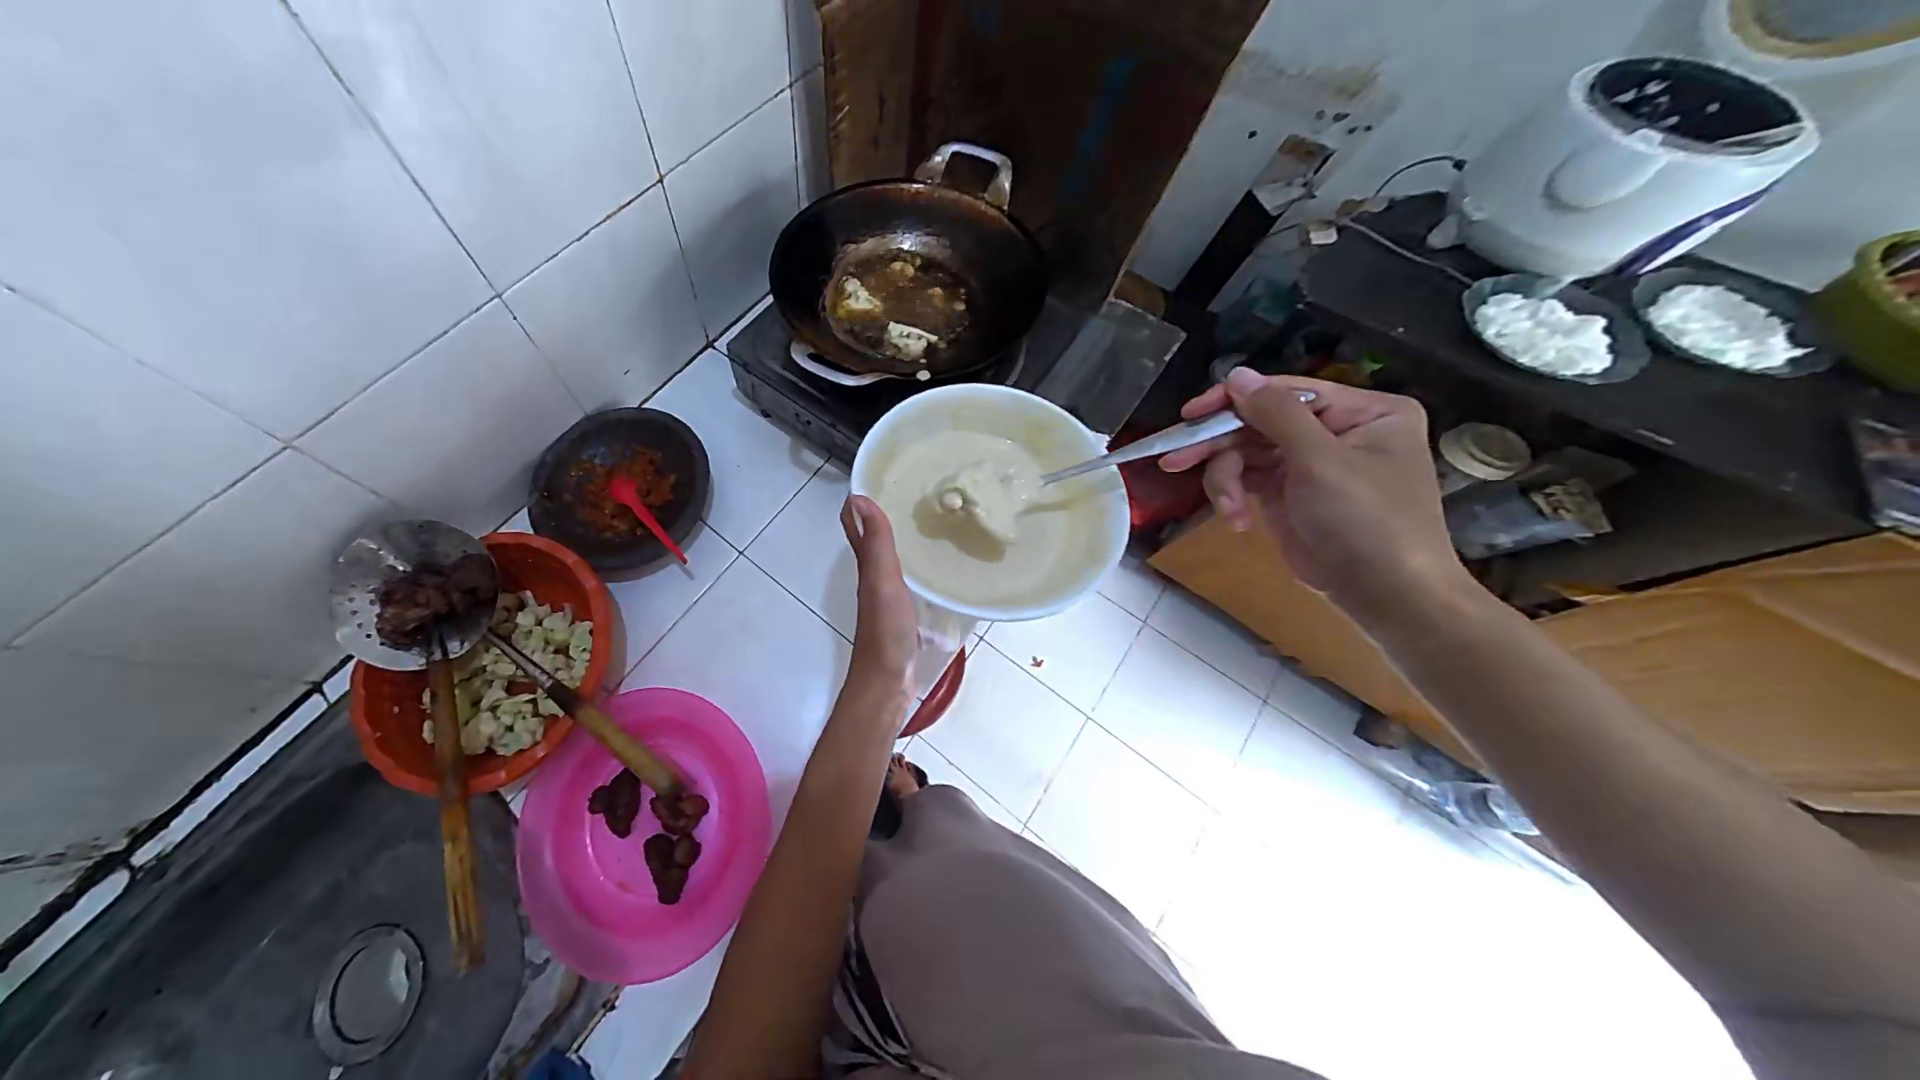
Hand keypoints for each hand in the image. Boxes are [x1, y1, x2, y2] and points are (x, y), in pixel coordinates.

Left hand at [840, 495, 918, 689]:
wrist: (888, 682)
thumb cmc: (885, 630)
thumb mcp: (882, 580)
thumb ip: (875, 543)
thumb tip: (857, 497)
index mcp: (867, 569)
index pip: (856, 528)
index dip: (859, 503)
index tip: (878, 476)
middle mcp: (874, 581)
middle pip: (872, 542)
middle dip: (883, 517)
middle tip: (912, 493)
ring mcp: (889, 600)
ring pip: (891, 562)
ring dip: (902, 543)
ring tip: (930, 524)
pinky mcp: (904, 617)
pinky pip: (909, 583)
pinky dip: (917, 570)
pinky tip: (936, 571)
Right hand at [1159, 369, 1469, 623]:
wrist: (1386, 596)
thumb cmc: (1368, 521)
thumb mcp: (1321, 461)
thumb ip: (1277, 414)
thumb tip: (1237, 374)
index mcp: (1362, 412)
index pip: (1286, 392)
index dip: (1235, 400)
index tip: (1191, 414)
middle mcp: (1335, 431)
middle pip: (1260, 424)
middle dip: (1220, 446)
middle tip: (1175, 459)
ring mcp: (1310, 465)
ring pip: (1247, 454)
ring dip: (1227, 480)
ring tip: (1226, 510)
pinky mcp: (1289, 495)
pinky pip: (1248, 481)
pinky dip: (1235, 498)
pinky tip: (1236, 522)